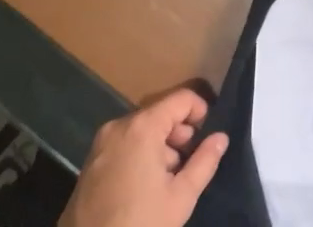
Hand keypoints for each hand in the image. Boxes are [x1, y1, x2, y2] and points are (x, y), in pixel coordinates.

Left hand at [61, 89, 228, 226]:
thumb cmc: (140, 222)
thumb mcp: (181, 196)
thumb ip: (205, 161)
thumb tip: (221, 137)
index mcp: (142, 127)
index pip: (181, 99)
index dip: (201, 111)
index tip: (208, 135)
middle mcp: (119, 126)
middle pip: (161, 113)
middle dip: (180, 133)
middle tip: (190, 163)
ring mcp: (101, 143)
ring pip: (143, 129)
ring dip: (161, 145)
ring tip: (168, 180)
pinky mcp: (91, 161)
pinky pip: (125, 143)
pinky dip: (141, 153)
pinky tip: (145, 186)